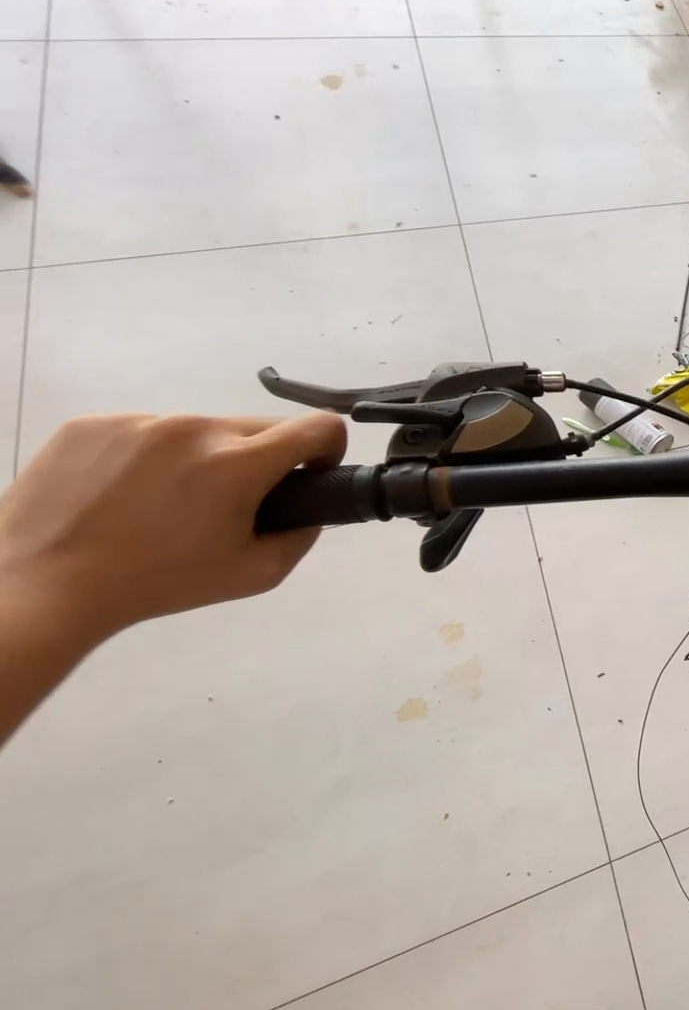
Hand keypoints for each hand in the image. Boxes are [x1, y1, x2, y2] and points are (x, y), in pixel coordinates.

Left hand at [0, 413, 346, 642]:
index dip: (330, 447)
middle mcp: (194, 429)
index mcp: (240, 463)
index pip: (319, 425)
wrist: (38, 586)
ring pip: (204, 430)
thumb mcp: (259, 572)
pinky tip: (129, 492)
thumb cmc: (160, 582)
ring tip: (171, 500)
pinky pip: (150, 430)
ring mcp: (138, 422)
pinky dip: (155, 455)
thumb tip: (309, 509)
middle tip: (237, 500)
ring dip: (208, 456)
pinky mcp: (91, 424)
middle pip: (263, 427)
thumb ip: (303, 534)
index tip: (311, 473)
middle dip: (267, 458)